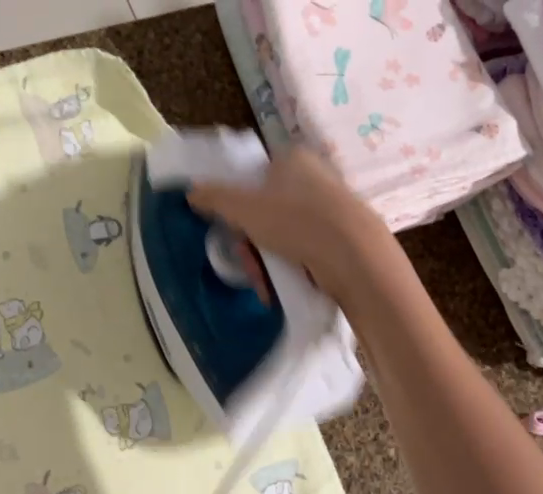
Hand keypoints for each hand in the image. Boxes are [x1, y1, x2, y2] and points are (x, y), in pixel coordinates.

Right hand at [187, 147, 400, 306]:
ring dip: (265, 263)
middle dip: (251, 245)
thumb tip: (191, 190)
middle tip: (248, 264)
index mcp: (292, 159)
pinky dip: (288, 269)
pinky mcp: (338, 237)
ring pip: (281, 237)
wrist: (351, 254)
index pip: (253, 180)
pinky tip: (281, 286)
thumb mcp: (244, 209)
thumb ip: (215, 198)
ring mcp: (327, 208)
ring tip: (265, 283)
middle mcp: (312, 178)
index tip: (232, 232)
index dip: (237, 208)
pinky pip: (301, 251)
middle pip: (264, 213)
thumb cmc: (294, 221)